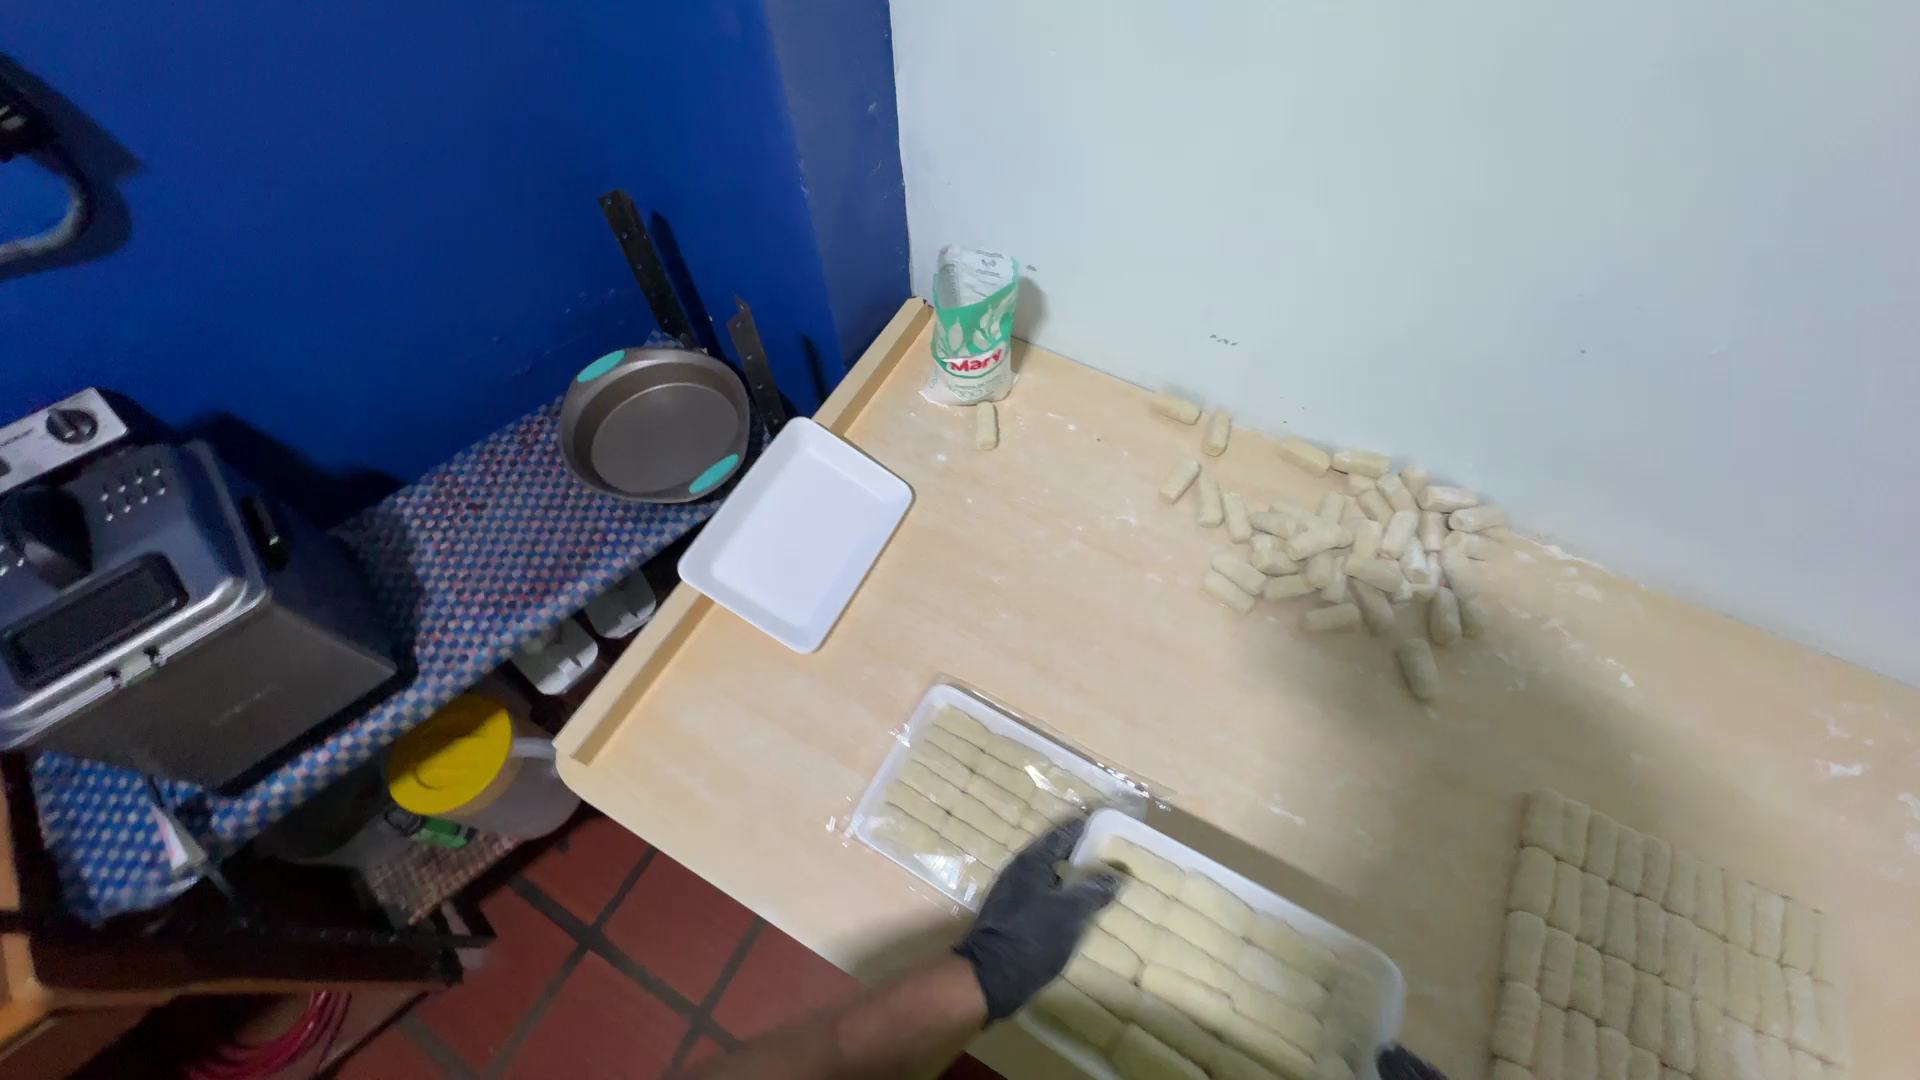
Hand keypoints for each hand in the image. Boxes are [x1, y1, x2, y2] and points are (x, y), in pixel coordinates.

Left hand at [952, 818, 1121, 1021]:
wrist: (990, 976)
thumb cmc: (1032, 937)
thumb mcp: (1070, 913)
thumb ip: (1092, 891)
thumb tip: (1115, 874)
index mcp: (1032, 861)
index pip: (1062, 835)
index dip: (1082, 830)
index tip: (1103, 825)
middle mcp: (1019, 870)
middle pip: (1053, 854)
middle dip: (1077, 854)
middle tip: (1105, 855)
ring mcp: (1012, 893)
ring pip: (1046, 876)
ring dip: (1068, 876)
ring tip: (1093, 882)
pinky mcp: (1010, 915)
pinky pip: (1041, 895)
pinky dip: (1059, 895)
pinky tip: (1072, 908)